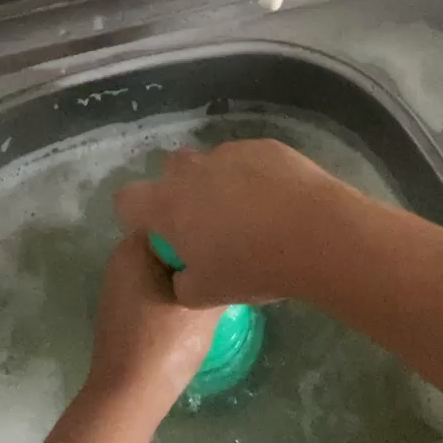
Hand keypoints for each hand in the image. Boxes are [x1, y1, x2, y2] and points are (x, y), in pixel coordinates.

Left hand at [83, 234, 224, 418]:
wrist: (126, 396)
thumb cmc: (164, 344)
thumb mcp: (203, 307)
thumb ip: (219, 276)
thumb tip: (235, 260)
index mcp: (134, 247)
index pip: (172, 215)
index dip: (201, 222)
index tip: (227, 235)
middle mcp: (120, 258)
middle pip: (166, 242)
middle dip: (193, 249)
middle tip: (226, 258)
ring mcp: (117, 283)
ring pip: (159, 265)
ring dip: (183, 272)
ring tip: (214, 280)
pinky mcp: (120, 306)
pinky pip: (150, 285)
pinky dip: (170, 289)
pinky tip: (191, 304)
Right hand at [113, 138, 368, 306]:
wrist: (316, 233)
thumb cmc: (252, 267)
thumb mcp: (205, 296)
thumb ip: (181, 282)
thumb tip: (184, 272)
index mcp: (167, 204)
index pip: (126, 200)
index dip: (136, 216)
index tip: (160, 235)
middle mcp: (191, 170)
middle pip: (170, 171)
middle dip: (179, 191)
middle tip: (206, 225)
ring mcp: (228, 152)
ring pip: (211, 164)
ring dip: (219, 184)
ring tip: (251, 217)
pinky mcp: (263, 146)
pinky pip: (247, 161)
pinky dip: (254, 178)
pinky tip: (279, 204)